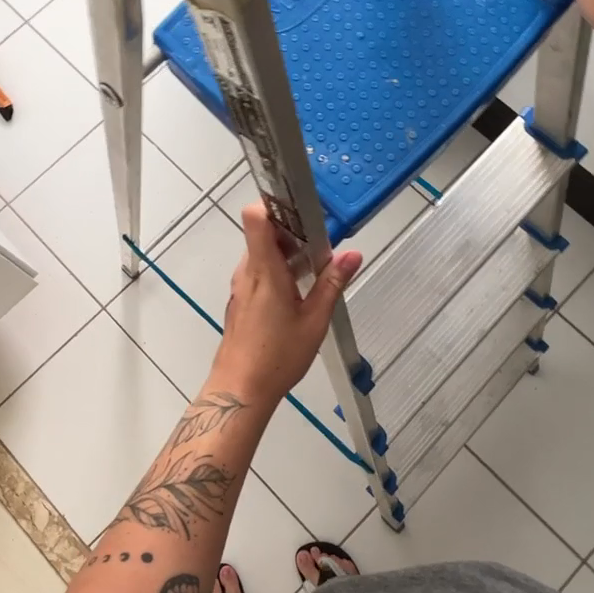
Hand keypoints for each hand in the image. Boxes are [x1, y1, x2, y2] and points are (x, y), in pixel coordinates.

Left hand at [209, 204, 361, 402]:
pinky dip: (278, 271)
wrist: (240, 389)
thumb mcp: (315, 320)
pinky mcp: (240, 299)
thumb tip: (353, 255)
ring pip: (261, 254)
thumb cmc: (276, 357)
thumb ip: (333, 283)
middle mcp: (247, 272)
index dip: (275, 203)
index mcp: (264, 269)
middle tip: (321, 245)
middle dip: (292, 232)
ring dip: (286, 254)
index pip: (255, 216)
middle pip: (263, 233)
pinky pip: (258, 272)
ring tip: (314, 270)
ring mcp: (240, 285)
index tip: (300, 207)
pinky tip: (298, 292)